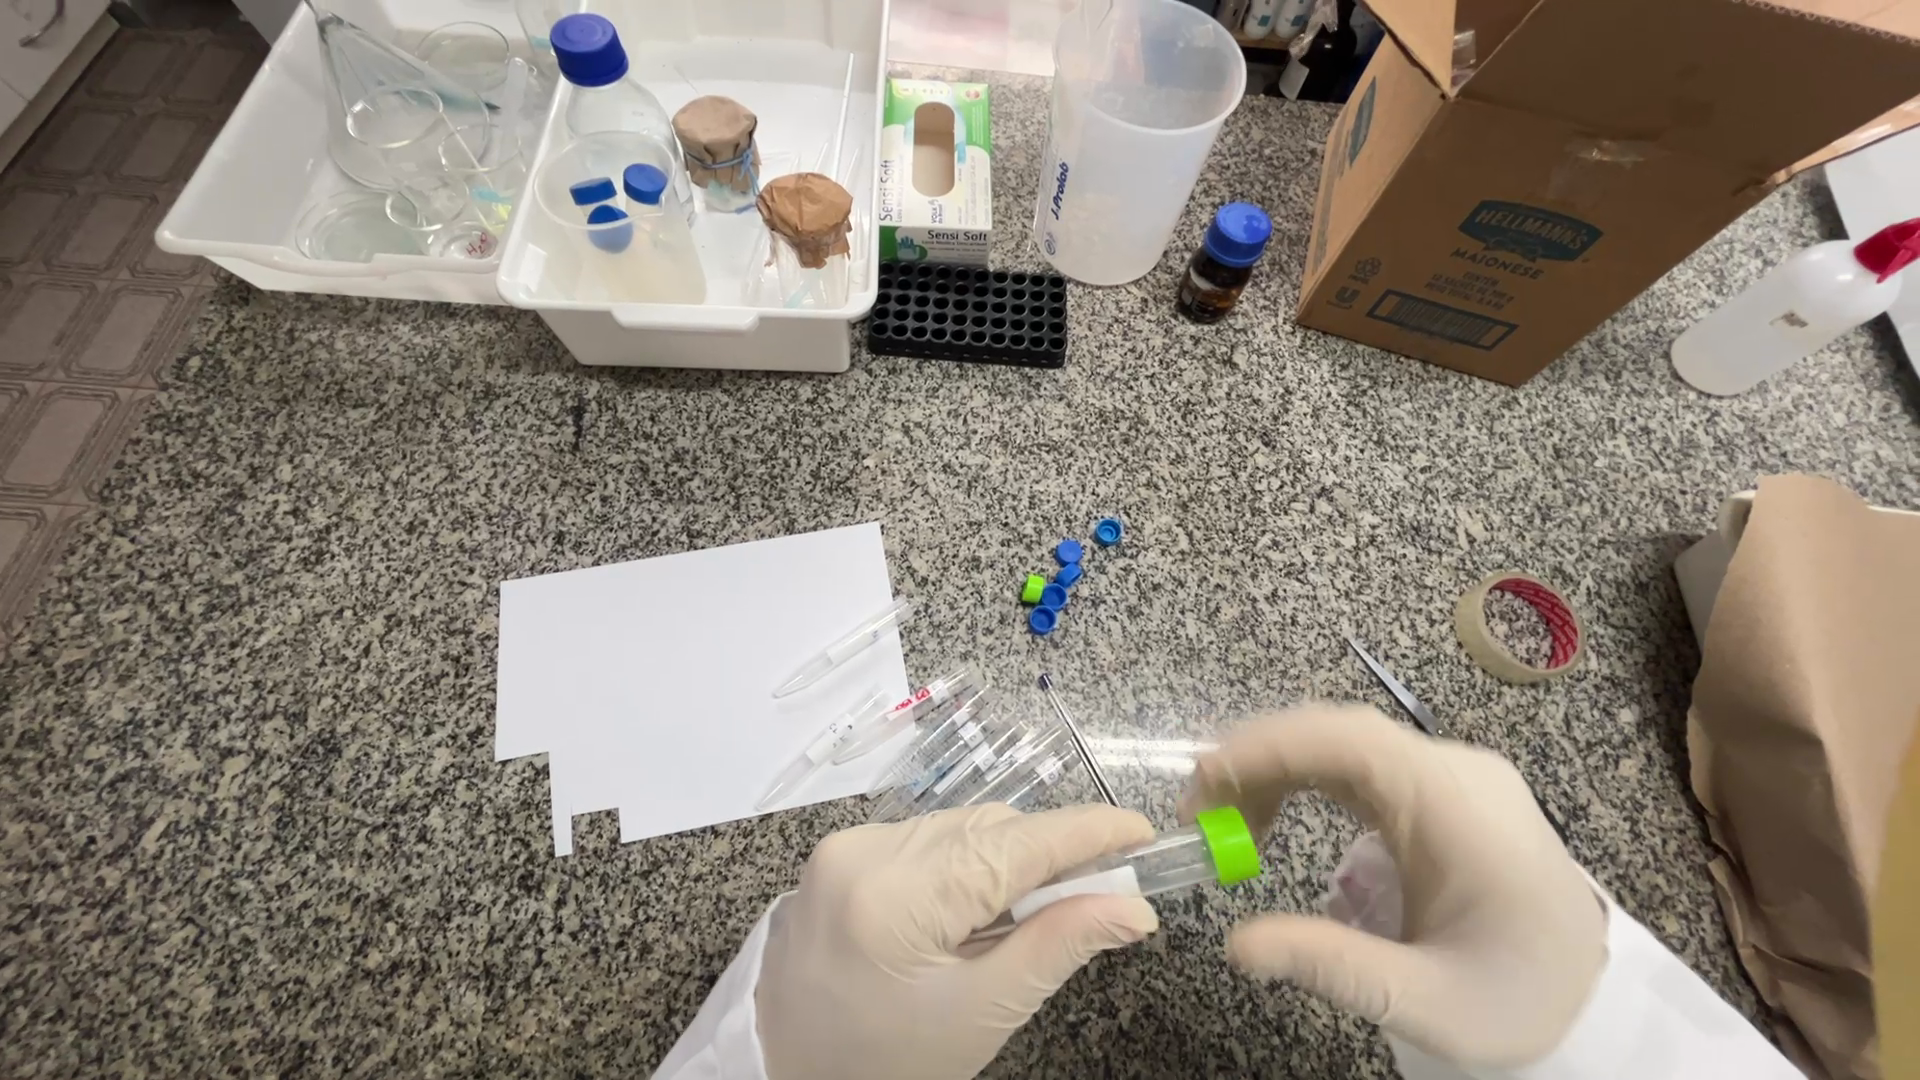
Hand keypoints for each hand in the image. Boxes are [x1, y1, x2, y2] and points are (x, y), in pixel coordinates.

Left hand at [756, 803, 1158, 1079]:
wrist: (781, 1071)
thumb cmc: (884, 1066)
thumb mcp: (979, 1017)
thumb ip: (1057, 947)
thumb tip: (1133, 908)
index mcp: (898, 899)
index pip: (1013, 845)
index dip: (1084, 831)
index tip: (1140, 828)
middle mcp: (869, 851)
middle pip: (988, 829)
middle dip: (1048, 852)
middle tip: (1101, 885)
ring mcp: (850, 844)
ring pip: (960, 827)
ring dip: (1007, 857)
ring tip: (1030, 909)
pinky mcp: (843, 849)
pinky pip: (928, 836)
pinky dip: (966, 859)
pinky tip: (975, 903)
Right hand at [1181, 705, 1606, 1068]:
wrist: (1592, 993)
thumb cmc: (1518, 996)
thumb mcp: (1430, 1003)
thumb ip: (1332, 966)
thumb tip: (1236, 945)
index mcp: (1458, 805)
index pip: (1351, 741)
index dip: (1270, 743)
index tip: (1206, 772)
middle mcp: (1450, 769)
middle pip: (1334, 731)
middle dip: (1256, 756)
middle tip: (1199, 805)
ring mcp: (1441, 771)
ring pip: (1336, 741)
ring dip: (1271, 767)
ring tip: (1225, 816)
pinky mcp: (1428, 784)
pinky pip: (1350, 761)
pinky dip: (1297, 777)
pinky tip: (1270, 811)